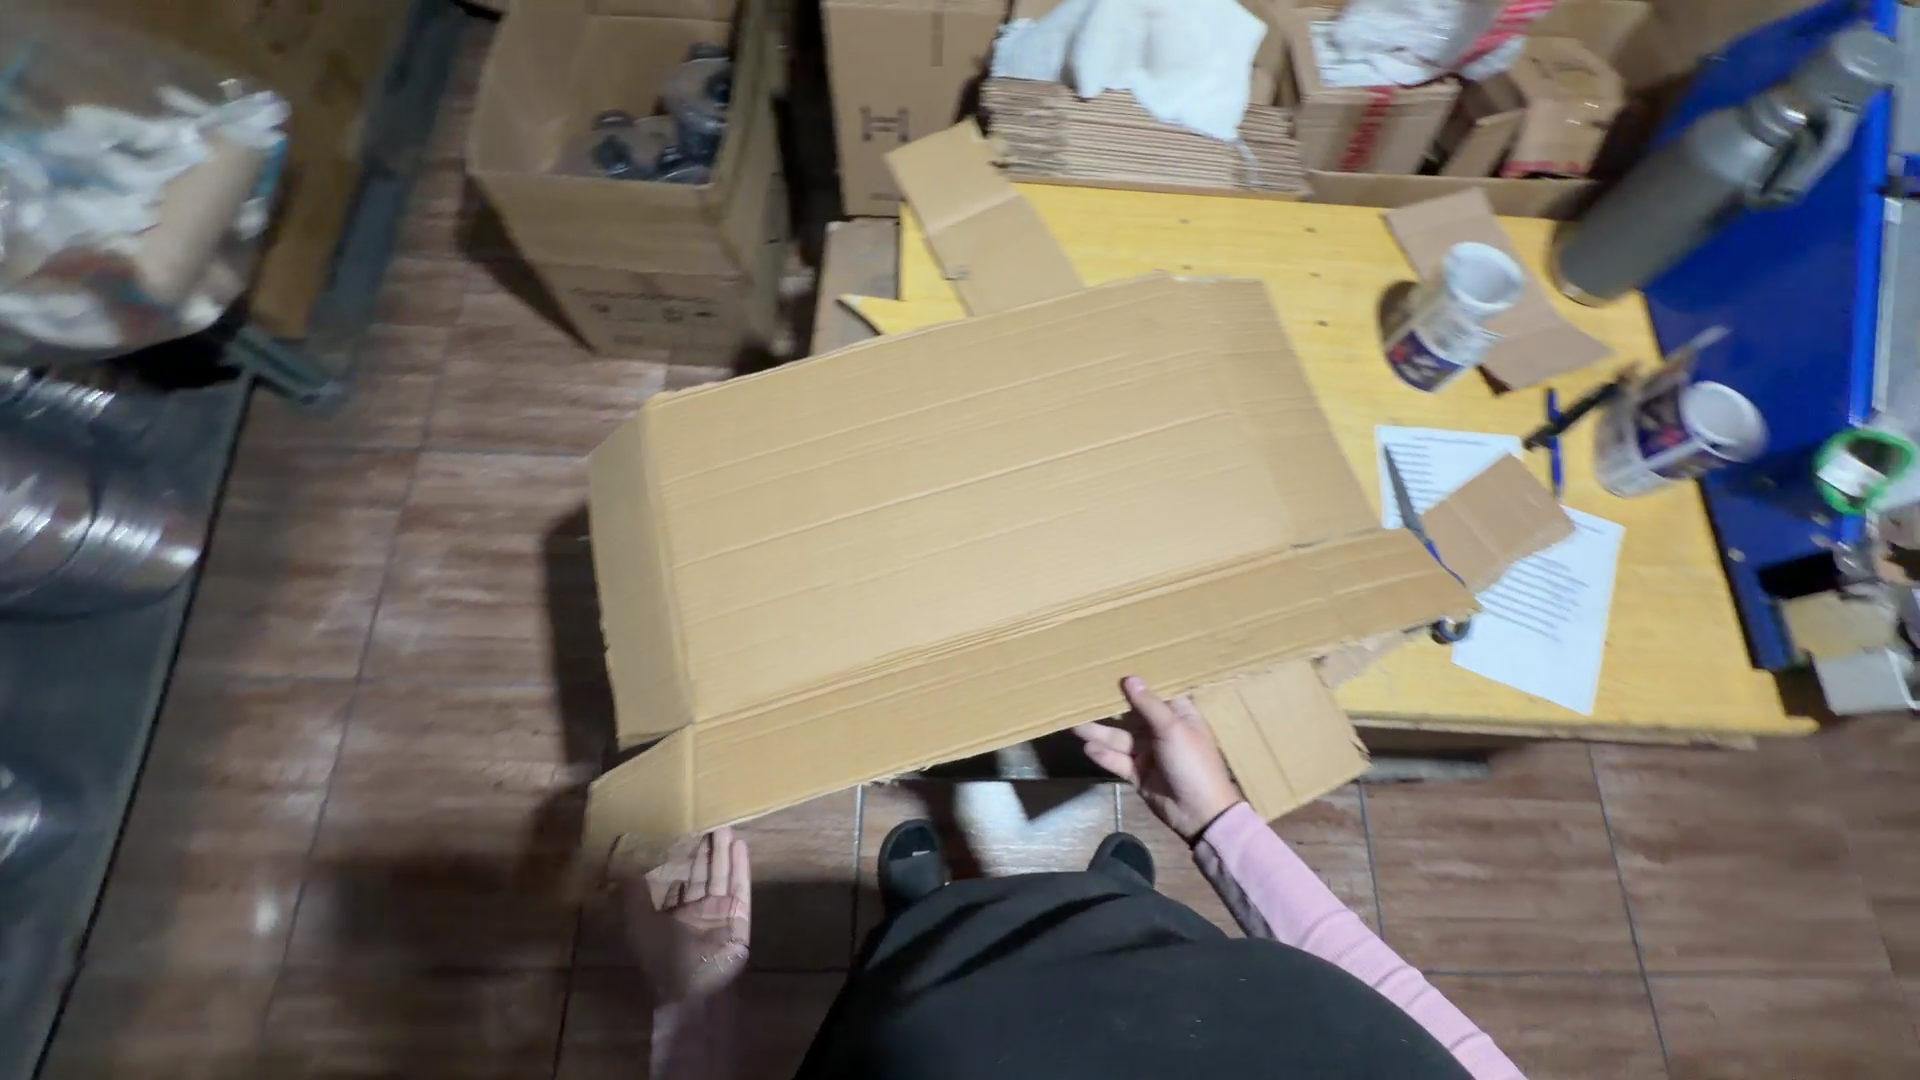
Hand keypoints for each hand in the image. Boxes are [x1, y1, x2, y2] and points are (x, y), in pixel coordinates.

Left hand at [622, 827, 750, 1001]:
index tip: (682, 831)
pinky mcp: (739, 916)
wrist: (693, 988)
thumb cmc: (663, 956)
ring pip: (722, 875)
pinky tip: (740, 846)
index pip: (680, 879)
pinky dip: (740, 867)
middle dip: (705, 849)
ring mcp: (721, 912)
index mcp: (674, 914)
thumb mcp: (640, 925)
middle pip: (703, 873)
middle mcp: (698, 910)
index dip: (681, 857)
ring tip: (724, 825)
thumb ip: (635, 896)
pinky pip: (741, 887)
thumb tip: (624, 867)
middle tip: (708, 820)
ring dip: (723, 852)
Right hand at [1073, 676, 1243, 843]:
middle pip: (1130, 716)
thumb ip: (1148, 705)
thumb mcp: (1172, 729)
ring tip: (1074, 725)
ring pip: (1119, 739)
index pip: (1153, 694)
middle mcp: (1161, 731)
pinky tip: (1087, 748)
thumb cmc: (1193, 763)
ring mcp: (1148, 753)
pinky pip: (1118, 760)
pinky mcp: (1138, 773)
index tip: (1111, 670)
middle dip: (1108, 709)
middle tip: (1081, 698)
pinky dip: (1104, 755)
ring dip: (1099, 733)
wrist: (1200, 813)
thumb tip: (1130, 678)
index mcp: (1177, 716)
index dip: (1135, 684)